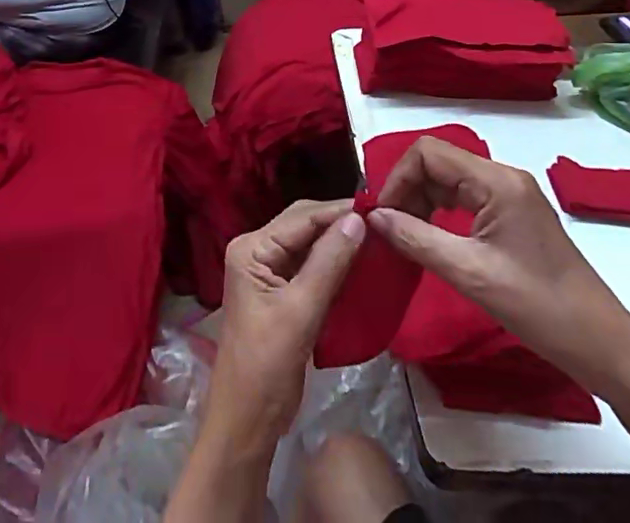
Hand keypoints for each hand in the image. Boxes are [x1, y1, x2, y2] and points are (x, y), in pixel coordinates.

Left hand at [208, 199, 365, 444]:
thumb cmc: (267, 365)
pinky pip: (312, 263)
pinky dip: (335, 260)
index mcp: (252, 249)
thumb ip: (329, 261)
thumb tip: (359, 219)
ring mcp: (269, 270)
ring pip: (311, 242)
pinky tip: (361, 261)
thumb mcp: (301, 310)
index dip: (340, 211)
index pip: (302, 217)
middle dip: (341, 221)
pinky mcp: (282, 289)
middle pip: (305, 224)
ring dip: (340, 240)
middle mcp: (257, 250)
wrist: (247, 420)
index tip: (380, 209)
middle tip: (382, 221)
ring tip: (378, 237)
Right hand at [368, 138, 629, 385]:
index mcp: (497, 181)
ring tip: (404, 238)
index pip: (429, 152)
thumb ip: (416, 238)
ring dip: (421, 202)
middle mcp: (504, 177)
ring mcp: (511, 195)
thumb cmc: (537, 306)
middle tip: (388, 231)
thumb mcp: (469, 273)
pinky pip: (466, 198)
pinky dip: (441, 213)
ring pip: (450, 181)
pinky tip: (429, 238)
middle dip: (407, 190)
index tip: (381, 216)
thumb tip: (373, 217)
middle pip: (439, 163)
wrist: (599, 341)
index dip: (398, 178)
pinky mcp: (514, 215)